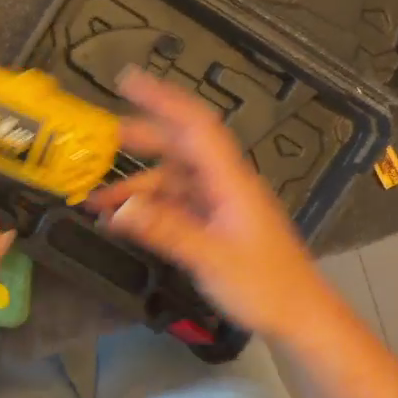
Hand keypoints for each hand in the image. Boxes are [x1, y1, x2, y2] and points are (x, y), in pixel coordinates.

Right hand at [87, 67, 334, 338]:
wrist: (301, 317)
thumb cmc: (267, 287)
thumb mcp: (211, 258)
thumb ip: (164, 231)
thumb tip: (118, 209)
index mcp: (231, 181)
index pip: (195, 125)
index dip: (162, 99)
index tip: (129, 80)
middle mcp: (224, 184)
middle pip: (178, 148)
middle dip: (137, 140)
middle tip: (97, 142)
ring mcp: (219, 204)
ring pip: (171, 180)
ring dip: (135, 186)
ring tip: (96, 201)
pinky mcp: (215, 225)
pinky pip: (175, 205)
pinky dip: (148, 208)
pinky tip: (123, 221)